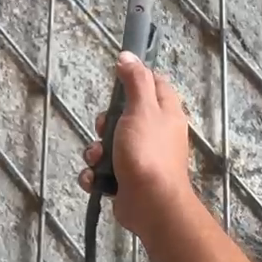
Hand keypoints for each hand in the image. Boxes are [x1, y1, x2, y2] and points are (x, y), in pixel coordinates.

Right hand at [79, 52, 193, 235]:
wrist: (151, 205)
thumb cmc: (148, 152)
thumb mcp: (141, 109)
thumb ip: (135, 81)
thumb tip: (128, 56)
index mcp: (166, 113)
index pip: (154, 85)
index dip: (135, 79)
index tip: (118, 80)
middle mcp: (155, 134)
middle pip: (124, 116)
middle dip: (105, 123)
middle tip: (104, 129)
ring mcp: (141, 159)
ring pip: (109, 144)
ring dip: (96, 151)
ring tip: (97, 159)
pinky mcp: (127, 181)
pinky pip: (104, 171)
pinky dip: (95, 175)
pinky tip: (95, 179)